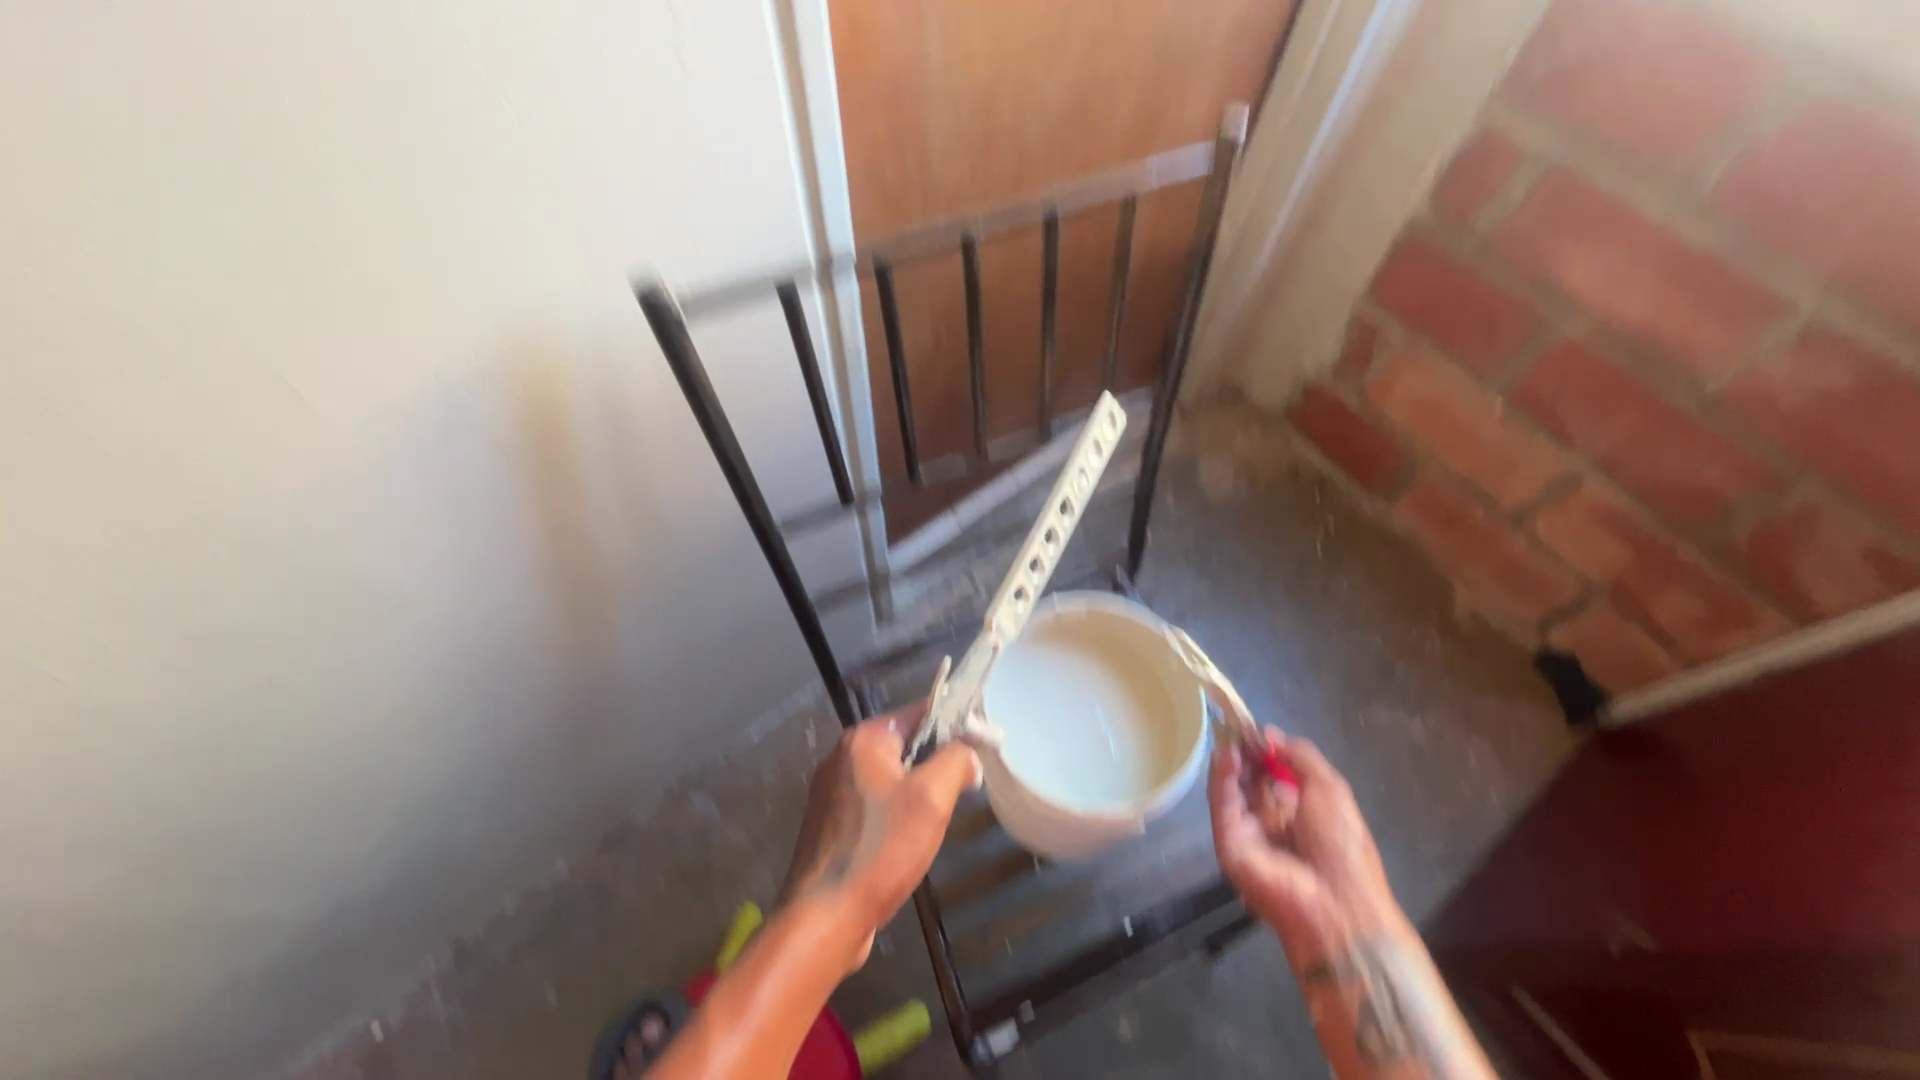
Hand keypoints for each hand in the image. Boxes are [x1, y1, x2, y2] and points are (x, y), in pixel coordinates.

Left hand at [780, 706, 980, 971]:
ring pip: (890, 777)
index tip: (984, 744)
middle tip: (965, 788)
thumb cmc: (881, 849)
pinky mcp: (830, 824)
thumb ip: (956, 761)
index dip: (956, 723)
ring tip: (939, 818)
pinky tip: (909, 840)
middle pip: (904, 744)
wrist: (825, 916)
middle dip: (936, 762)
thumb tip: (967, 751)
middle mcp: (841, 756)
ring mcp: (831, 792)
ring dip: (917, 792)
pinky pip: (874, 804)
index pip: (919, 712)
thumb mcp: (931, 798)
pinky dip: (896, 813)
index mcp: (863, 740)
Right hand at [1209, 729, 1409, 968]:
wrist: (1335, 901)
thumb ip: (1300, 756)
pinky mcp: (1228, 843)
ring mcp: (1247, 832)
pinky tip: (1229, 757)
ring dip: (1231, 762)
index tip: (1258, 729)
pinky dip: (1221, 779)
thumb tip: (1270, 734)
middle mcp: (1270, 821)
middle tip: (1239, 728)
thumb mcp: (1330, 788)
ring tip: (1234, 738)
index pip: (1272, 773)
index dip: (1265, 750)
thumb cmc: (1342, 844)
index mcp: (1298, 810)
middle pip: (1248, 779)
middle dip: (1245, 753)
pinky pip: (1221, 806)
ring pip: (1230, 789)